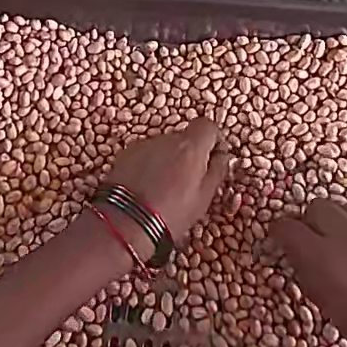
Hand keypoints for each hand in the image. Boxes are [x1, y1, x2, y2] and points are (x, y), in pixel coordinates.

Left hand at [103, 118, 230, 243]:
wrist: (126, 221)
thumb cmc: (171, 213)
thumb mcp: (204, 197)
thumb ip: (216, 169)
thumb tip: (221, 154)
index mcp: (190, 146)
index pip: (207, 125)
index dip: (212, 139)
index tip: (212, 157)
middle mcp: (166, 139)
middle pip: (183, 138)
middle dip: (187, 155)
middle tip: (186, 183)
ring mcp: (143, 145)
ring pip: (163, 147)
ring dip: (166, 161)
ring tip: (163, 190)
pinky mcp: (125, 154)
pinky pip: (144, 155)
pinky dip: (148, 166)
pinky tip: (146, 188)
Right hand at [273, 198, 346, 346]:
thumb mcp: (329, 306)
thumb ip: (308, 272)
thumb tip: (296, 253)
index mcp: (323, 259)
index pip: (286, 227)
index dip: (282, 233)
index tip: (285, 238)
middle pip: (316, 207)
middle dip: (314, 223)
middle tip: (320, 241)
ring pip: (345, 206)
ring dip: (343, 222)